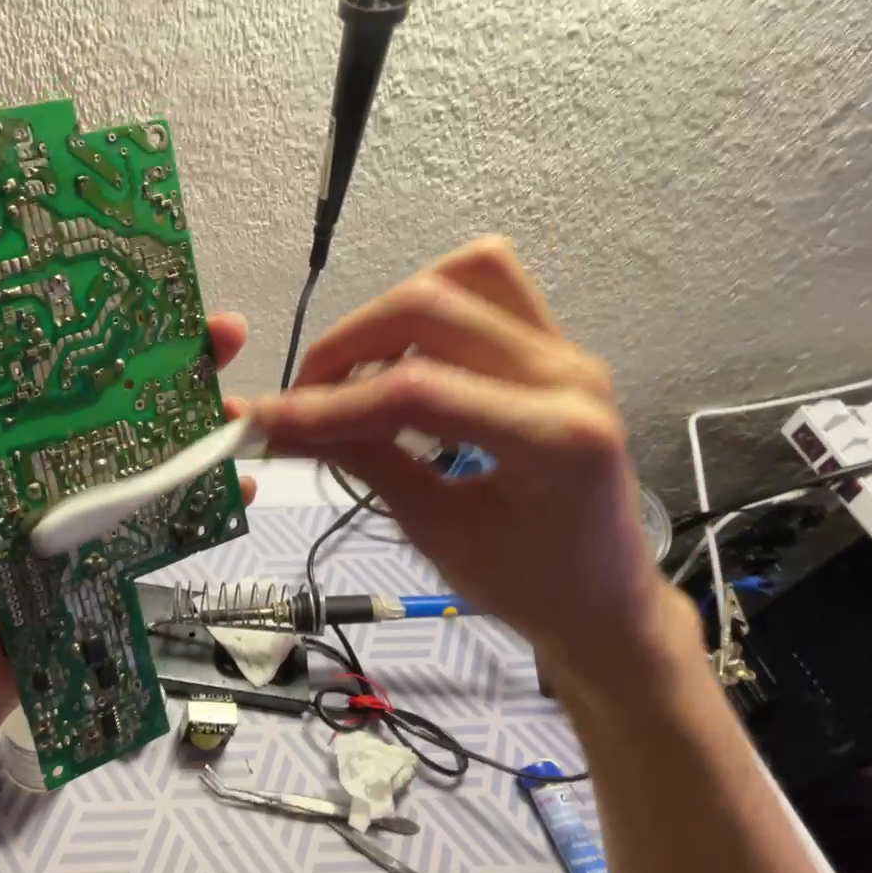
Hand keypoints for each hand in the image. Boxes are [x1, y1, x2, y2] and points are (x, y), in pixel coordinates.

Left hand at [0, 313, 256, 715]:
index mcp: (1, 438)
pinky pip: (161, 517)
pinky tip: (239, 490)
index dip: (99, 325)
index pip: (56, 366)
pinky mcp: (110, 553)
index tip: (145, 293)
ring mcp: (85, 508)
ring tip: (241, 412)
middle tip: (226, 337)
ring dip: (197, 429)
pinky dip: (199, 500)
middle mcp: (49, 462)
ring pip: (149, 454)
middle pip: (118, 401)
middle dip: (173, 366)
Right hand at [253, 238, 698, 705]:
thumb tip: (282, 426)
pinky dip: (426, 306)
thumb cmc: (527, 585)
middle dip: (345, 346)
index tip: (267, 420)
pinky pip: (487, 286)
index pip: (415, 390)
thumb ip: (363, 463)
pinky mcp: (554, 345)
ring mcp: (567, 349)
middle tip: (303, 398)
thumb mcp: (435, 532)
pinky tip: (399, 355)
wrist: (605, 597)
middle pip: (430, 307)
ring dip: (387, 315)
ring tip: (351, 372)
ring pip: (462, 275)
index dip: (328, 401)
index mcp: (555, 438)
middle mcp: (568, 372)